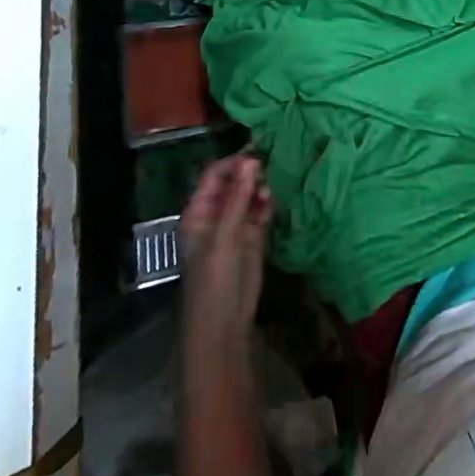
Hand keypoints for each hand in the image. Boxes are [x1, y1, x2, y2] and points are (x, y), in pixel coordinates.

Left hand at [180, 154, 271, 345]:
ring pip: (250, 195)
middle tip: (272, 169)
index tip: (260, 153)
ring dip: (262, 188)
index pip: (216, 175)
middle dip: (252, 173)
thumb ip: (239, 198)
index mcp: (199, 211)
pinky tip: (276, 200)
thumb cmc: (214, 279)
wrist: (224, 323)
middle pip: (235, 183)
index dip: (235, 163)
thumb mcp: (224, 236)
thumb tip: (253, 160)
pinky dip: (268, 203)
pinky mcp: (254, 237)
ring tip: (273, 189)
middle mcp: (216, 214)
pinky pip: (261, 211)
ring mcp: (236, 226)